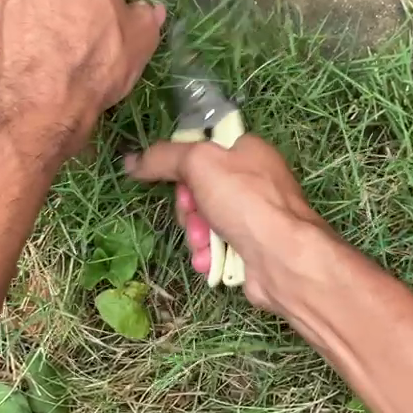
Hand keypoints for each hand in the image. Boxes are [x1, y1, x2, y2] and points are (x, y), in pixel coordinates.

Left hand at [0, 0, 164, 159]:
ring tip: (68, 41)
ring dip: (52, 5)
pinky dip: (35, 26)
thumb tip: (150, 10)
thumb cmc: (96, 56)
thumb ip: (146, 15)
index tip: (114, 4)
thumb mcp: (140, 36)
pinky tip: (48, 50)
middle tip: (91, 20)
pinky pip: (22, 13)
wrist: (41, 101)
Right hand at [125, 135, 335, 313]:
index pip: (201, 152)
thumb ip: (163, 157)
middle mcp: (252, 181)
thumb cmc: (246, 201)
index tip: (181, 184)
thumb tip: (131, 160)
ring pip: (204, 222)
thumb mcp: (199, 163)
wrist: (281, 257)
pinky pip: (216, 246)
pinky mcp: (250, 247)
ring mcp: (252, 216)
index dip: (184, 170)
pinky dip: (208, 255)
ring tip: (204, 246)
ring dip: (196, 237)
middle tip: (196, 219)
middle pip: (198, 191)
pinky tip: (209, 261)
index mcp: (246, 151)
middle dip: (189, 211)